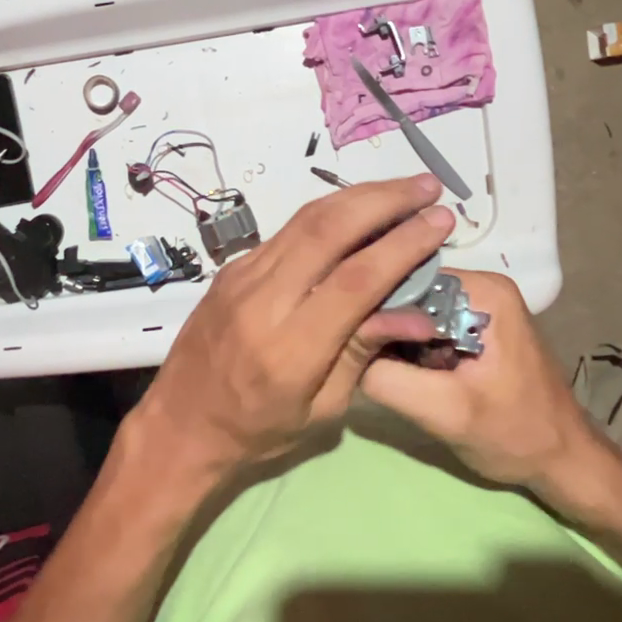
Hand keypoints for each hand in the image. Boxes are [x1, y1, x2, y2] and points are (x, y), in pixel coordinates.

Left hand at [133, 175, 453, 474]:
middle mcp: (262, 300)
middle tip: (429, 188)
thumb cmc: (256, 433)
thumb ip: (362, 353)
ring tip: (402, 189)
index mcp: (289, 348)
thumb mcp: (320, 412)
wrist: (179, 426)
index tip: (442, 221)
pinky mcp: (230, 270)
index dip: (403, 245)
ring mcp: (240, 278)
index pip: (355, 279)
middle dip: (384, 200)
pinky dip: (327, 215)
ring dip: (357, 197)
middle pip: (327, 229)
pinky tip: (356, 212)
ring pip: (304, 220)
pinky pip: (285, 233)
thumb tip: (417, 314)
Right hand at [362, 271, 621, 520]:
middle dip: (379, 324)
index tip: (344, 339)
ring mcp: (478, 305)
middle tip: (356, 357)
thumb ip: (388, 379)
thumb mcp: (445, 412)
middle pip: (405, 292)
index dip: (369, 308)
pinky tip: (398, 371)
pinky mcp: (473, 326)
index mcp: (482, 290)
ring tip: (375, 366)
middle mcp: (480, 285)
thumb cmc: (514, 435)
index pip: (403, 279)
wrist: (563, 462)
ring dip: (390, 338)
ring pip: (411, 310)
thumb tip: (340, 350)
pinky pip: (424, 326)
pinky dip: (407, 348)